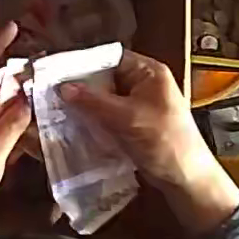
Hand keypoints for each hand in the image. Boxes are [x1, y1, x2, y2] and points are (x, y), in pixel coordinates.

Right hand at [59, 51, 238, 236]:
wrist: (187, 180)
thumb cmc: (164, 142)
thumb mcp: (127, 118)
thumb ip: (94, 101)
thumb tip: (63, 87)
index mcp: (149, 72)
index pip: (110, 57)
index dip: (84, 63)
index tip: (57, 71)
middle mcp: (142, 84)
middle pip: (104, 77)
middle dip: (80, 85)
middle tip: (51, 91)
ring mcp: (137, 105)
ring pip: (103, 98)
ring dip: (84, 104)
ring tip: (55, 107)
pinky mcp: (132, 124)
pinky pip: (106, 115)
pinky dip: (92, 119)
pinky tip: (72, 123)